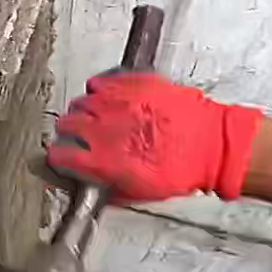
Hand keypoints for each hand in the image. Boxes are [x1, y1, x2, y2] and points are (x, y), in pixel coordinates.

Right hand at [47, 72, 264, 200]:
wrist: (214, 145)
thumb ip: (110, 186)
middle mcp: (104, 128)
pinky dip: (101, 88)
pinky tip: (108, 95)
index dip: (58, 155)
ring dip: (84, 109)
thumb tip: (95, 185)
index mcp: (103, 159)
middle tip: (77, 131)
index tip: (59, 154)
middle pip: (66, 123)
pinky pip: (101, 80)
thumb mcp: (142, 191)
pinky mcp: (131, 82)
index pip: (61, 154)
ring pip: (82, 100)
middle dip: (68, 128)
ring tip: (95, 113)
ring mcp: (116, 102)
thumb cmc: (182, 172)